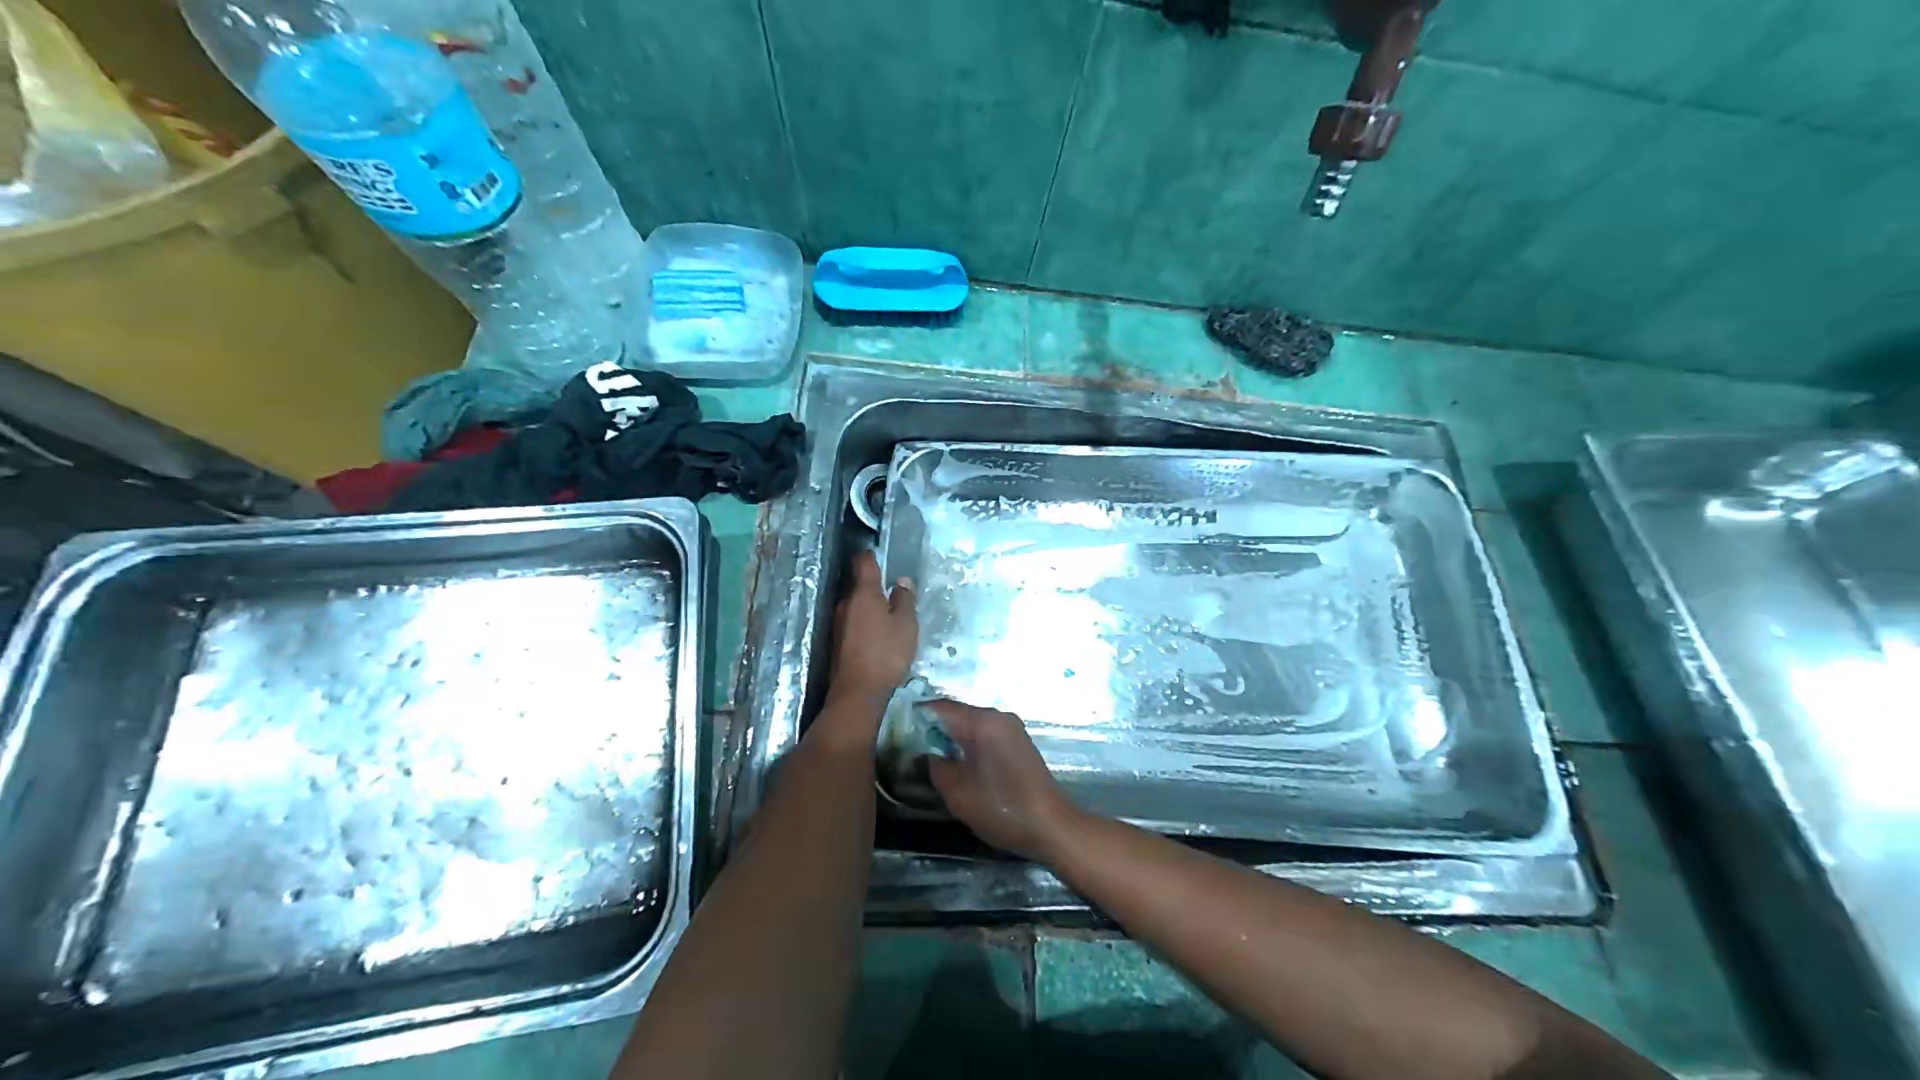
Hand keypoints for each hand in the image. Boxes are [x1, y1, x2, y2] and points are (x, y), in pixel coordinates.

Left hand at [827, 551, 917, 710]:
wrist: (857, 691)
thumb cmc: (885, 653)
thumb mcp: (906, 625)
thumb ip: (904, 600)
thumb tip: (901, 580)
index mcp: (863, 593)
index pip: (864, 562)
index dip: (873, 555)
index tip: (884, 556)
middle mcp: (846, 603)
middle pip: (858, 584)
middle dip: (874, 585)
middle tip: (894, 591)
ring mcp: (838, 622)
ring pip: (855, 604)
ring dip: (869, 606)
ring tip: (888, 615)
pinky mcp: (837, 641)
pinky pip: (853, 621)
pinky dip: (864, 622)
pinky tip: (877, 634)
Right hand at [927, 701, 1080, 862]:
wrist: (1052, 827)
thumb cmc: (1003, 807)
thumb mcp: (958, 792)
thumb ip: (936, 767)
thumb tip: (928, 754)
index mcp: (984, 721)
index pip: (941, 707)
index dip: (917, 716)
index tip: (898, 731)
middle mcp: (999, 717)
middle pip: (958, 714)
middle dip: (934, 730)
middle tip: (912, 750)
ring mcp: (1012, 729)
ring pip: (972, 726)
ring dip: (953, 740)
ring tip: (932, 760)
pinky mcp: (1019, 744)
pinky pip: (986, 736)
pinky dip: (970, 746)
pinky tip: (961, 767)